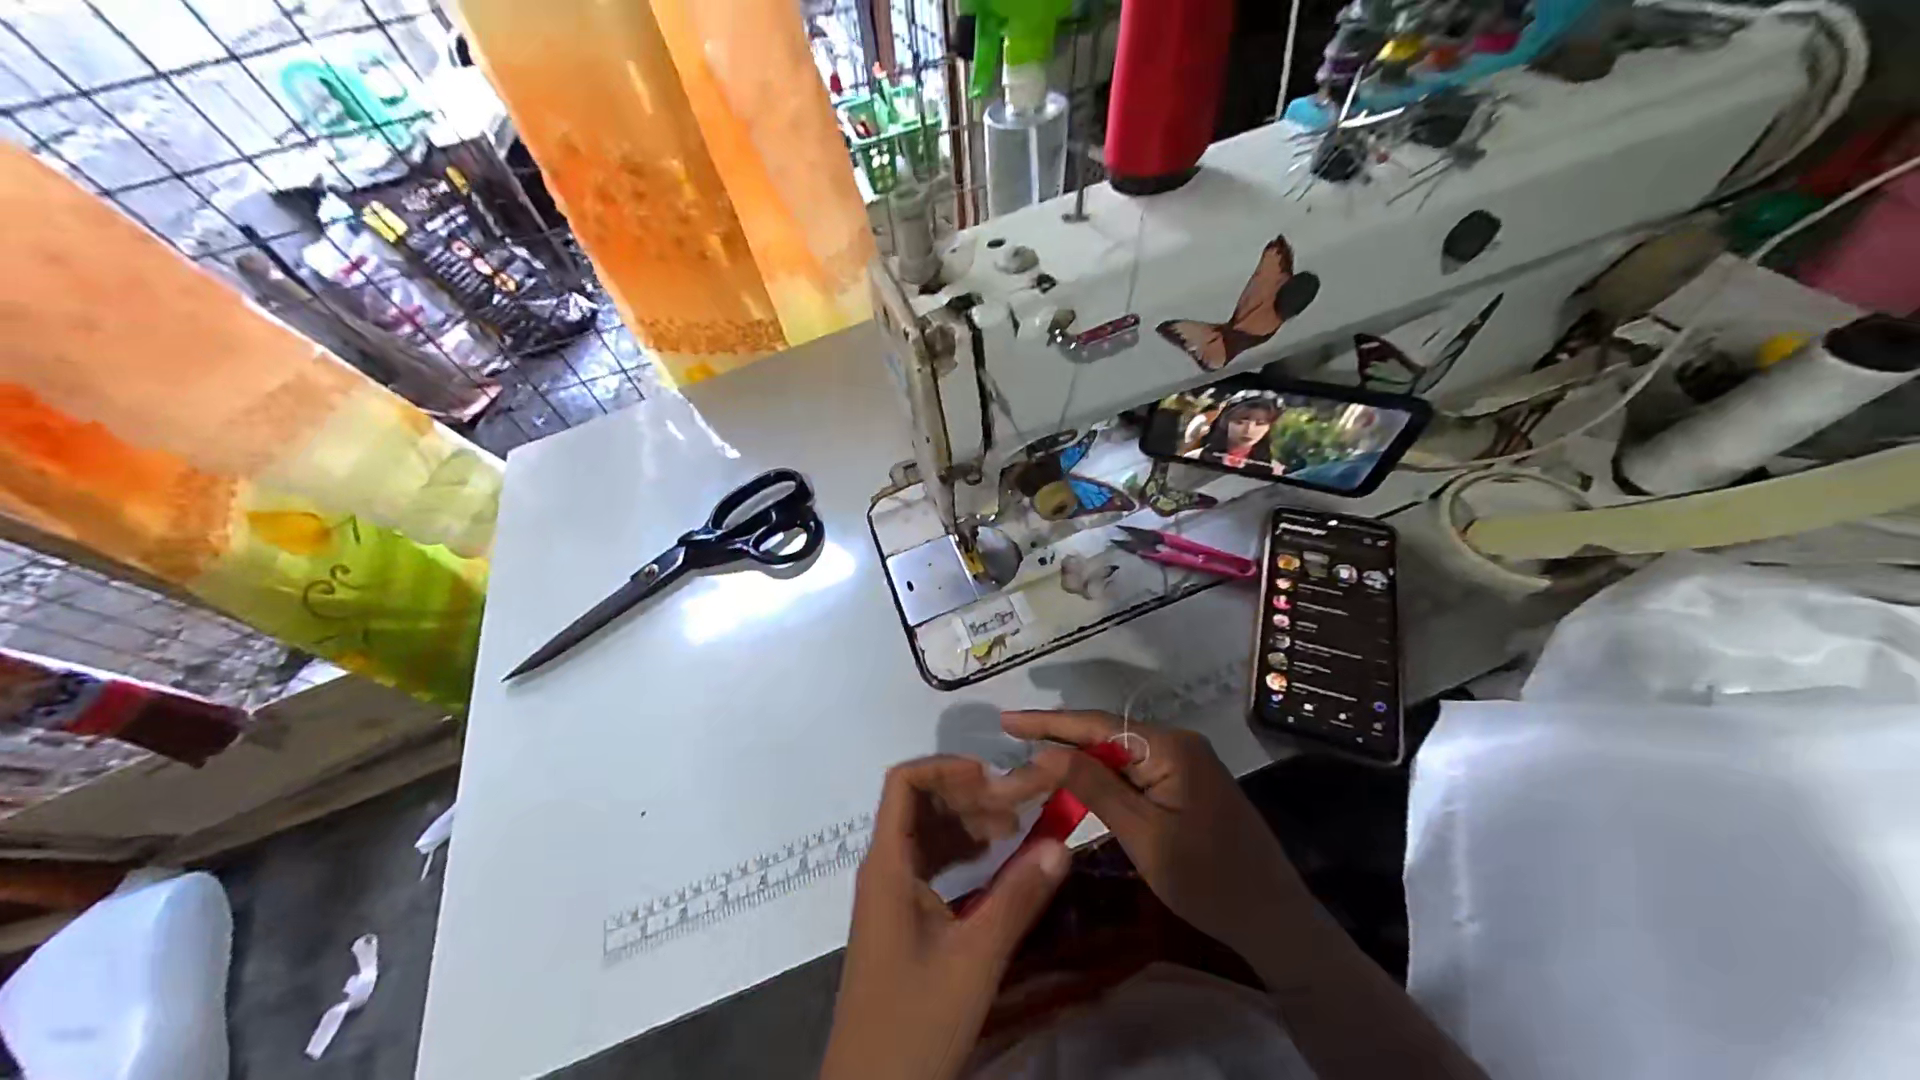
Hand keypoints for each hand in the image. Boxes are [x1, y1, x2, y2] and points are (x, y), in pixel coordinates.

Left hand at [820, 756, 1069, 1079]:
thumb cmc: (916, 1021)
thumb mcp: (975, 958)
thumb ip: (1018, 897)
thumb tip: (1061, 842)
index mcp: (888, 864)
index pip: (904, 782)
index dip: (946, 767)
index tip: (993, 775)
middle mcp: (884, 867)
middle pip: (920, 803)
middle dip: (968, 794)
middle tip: (1018, 804)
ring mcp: (890, 892)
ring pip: (928, 832)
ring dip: (969, 822)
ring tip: (1017, 828)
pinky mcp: (902, 916)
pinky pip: (931, 862)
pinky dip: (963, 851)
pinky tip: (997, 860)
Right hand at [1003, 710, 1309, 956]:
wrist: (1275, 919)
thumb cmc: (1208, 881)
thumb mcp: (1143, 835)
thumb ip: (1094, 787)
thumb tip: (1045, 751)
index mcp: (1169, 747)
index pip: (1097, 725)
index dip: (1048, 723)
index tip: (1006, 721)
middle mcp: (1176, 743)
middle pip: (1105, 734)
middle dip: (1058, 739)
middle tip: (1011, 739)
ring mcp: (1183, 762)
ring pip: (1118, 753)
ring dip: (1078, 759)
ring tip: (1031, 760)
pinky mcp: (1185, 783)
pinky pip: (1134, 771)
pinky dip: (1101, 777)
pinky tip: (1075, 783)